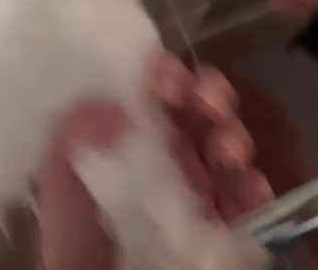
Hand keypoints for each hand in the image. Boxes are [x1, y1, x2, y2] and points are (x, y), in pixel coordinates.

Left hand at [35, 54, 273, 269]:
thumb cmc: (75, 242)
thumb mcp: (61, 184)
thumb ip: (76, 135)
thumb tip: (118, 108)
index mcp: (134, 136)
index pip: (157, 91)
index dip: (167, 75)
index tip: (166, 80)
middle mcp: (171, 157)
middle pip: (200, 110)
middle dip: (209, 94)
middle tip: (207, 102)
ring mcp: (200, 193)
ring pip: (228, 147)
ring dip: (233, 136)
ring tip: (227, 149)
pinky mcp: (224, 231)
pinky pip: (250, 204)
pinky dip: (256, 190)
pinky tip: (251, 187)